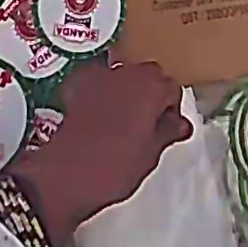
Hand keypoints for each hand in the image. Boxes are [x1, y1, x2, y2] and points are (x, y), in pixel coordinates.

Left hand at [10, 60, 189, 238]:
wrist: (66, 174)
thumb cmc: (115, 167)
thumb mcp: (150, 154)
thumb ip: (168, 132)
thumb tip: (181, 123)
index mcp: (153, 87)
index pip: (172, 88)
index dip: (171, 110)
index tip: (164, 129)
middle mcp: (129, 72)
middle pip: (149, 75)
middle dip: (151, 94)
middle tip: (146, 125)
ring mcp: (101, 75)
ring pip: (124, 75)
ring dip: (127, 90)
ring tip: (122, 120)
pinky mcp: (78, 83)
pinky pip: (98, 80)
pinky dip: (101, 91)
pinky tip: (97, 113)